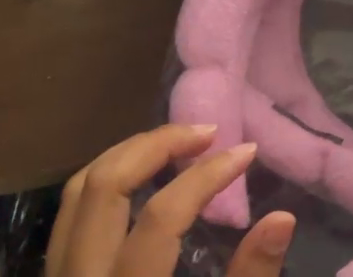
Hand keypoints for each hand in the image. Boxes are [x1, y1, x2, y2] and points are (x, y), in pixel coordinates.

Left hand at [46, 125, 295, 276]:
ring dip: (130, 154)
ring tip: (178, 145)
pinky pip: (71, 214)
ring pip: (77, 192)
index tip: (249, 154)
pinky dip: (108, 180)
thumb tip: (281, 218)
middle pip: (104, 185)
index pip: (162, 216)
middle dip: (159, 144)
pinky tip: (143, 182)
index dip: (209, 175)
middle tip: (208, 133)